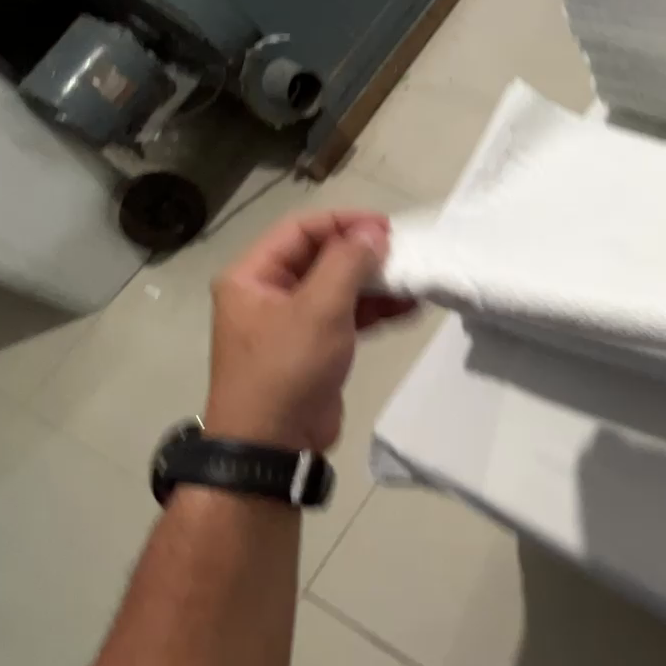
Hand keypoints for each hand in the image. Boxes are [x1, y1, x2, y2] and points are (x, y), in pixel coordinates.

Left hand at [204, 211, 415, 450]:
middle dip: (363, 254)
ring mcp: (293, 323)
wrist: (273, 441)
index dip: (344, 223)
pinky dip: (375, 312)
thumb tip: (374, 233)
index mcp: (253, 277)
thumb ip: (347, 265)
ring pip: (338, 289)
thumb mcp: (318, 310)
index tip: (387, 227)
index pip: (300, 231)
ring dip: (375, 284)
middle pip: (321, 258)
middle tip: (404, 254)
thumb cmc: (287, 369)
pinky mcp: (316, 349)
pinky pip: (348, 318)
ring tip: (413, 281)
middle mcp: (269, 294)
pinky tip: (408, 308)